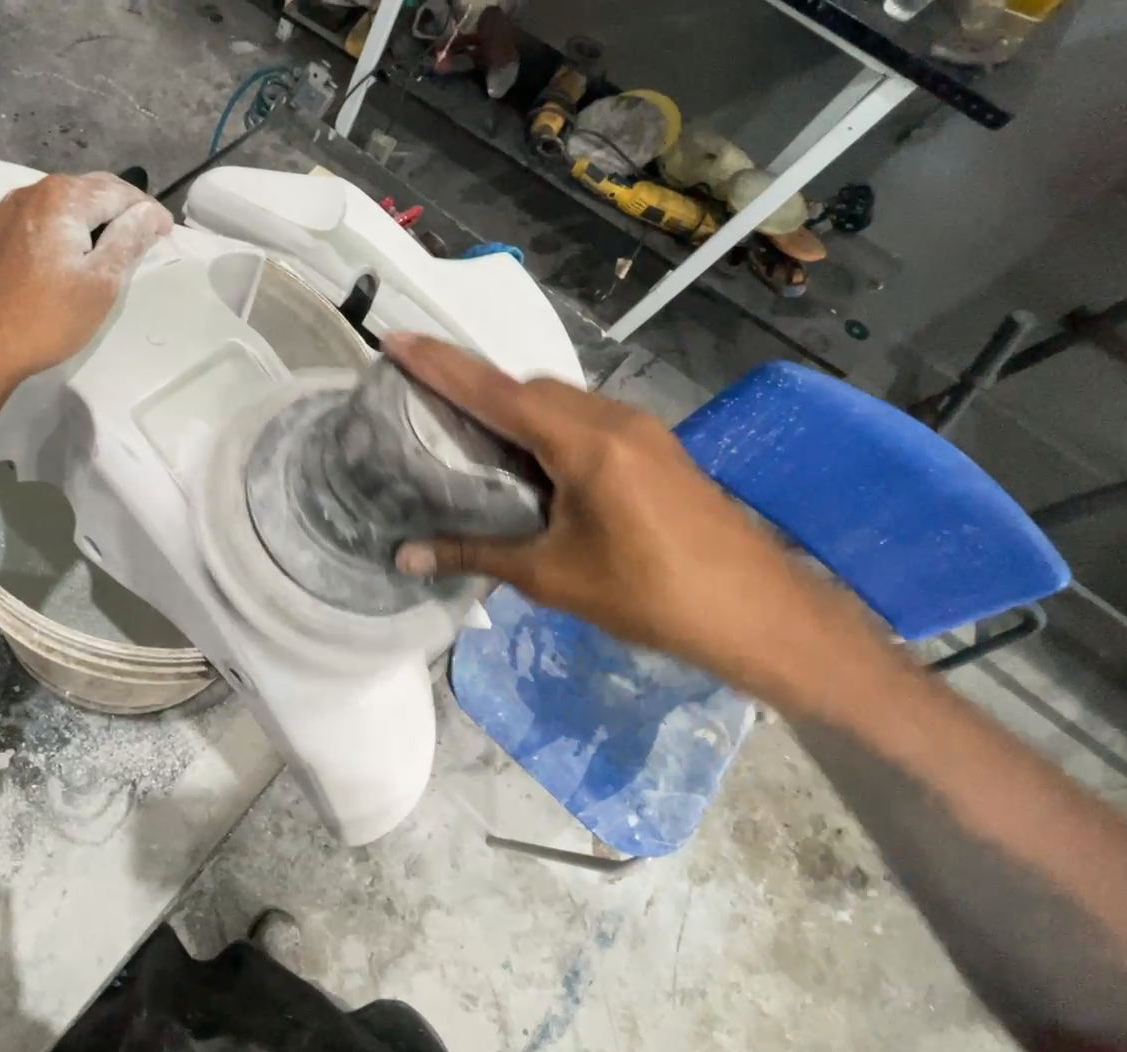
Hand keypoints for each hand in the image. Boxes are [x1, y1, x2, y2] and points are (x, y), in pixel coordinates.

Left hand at [0, 171, 172, 389]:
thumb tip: (149, 212)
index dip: (147, 210)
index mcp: (62, 198)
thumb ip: (129, 239)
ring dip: (85, 218)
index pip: (118, 192)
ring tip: (104, 243)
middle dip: (117, 209)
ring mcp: (3, 213)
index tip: (165, 232)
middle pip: (86, 191)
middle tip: (141, 235)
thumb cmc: (50, 318)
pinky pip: (32, 222)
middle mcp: (30, 192)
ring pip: (57, 205)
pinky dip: (55, 230)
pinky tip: (61, 253)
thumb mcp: (102, 282)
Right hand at [386, 333, 885, 706]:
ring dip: (511, 407)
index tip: (395, 338)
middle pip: (527, 386)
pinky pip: (583, 418)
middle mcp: (612, 420)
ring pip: (558, 398)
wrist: (756, 613)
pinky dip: (543, 426)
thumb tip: (403, 556)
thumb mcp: (550, 576)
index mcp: (584, 444)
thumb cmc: (648, 595)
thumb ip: (473, 554)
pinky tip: (529, 464)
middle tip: (422, 402)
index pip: (497, 392)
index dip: (440, 365)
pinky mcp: (654, 447)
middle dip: (473, 386)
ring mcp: (640, 429)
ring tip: (468, 437)